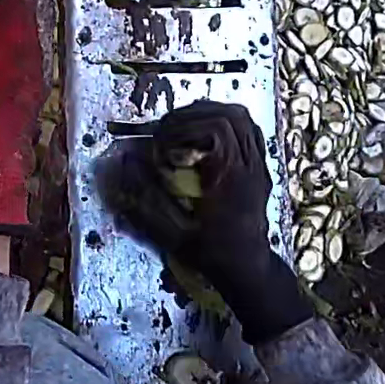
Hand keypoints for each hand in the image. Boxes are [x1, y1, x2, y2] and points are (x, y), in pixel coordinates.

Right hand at [108, 101, 313, 342]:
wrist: (246, 269)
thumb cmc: (209, 252)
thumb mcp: (171, 231)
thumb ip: (146, 197)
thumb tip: (126, 162)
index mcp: (232, 178)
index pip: (216, 129)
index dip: (183, 127)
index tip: (160, 146)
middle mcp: (250, 165)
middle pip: (229, 115)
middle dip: (190, 116)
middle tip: (164, 133)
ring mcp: (258, 164)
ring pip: (240, 116)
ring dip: (206, 114)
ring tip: (179, 128)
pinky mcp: (258, 165)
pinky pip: (247, 128)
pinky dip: (221, 121)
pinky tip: (201, 133)